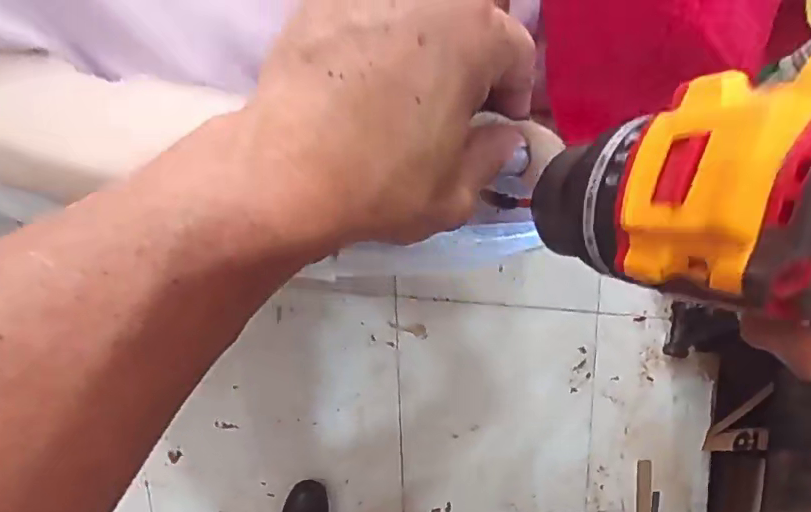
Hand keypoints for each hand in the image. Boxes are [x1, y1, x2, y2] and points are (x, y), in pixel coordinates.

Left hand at [240, 0, 536, 248]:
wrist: (291, 171)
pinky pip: (373, 15)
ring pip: (422, 12)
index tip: (501, 125)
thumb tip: (505, 139)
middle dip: (477, 58)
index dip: (516, 93)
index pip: (518, 49)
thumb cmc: (386, 187)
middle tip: (460, 106)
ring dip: (430, 46)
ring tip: (412, 93)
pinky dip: (381, 41)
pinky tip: (366, 84)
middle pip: (473, 16)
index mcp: (473, 34)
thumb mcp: (456, 194)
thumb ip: (491, 157)